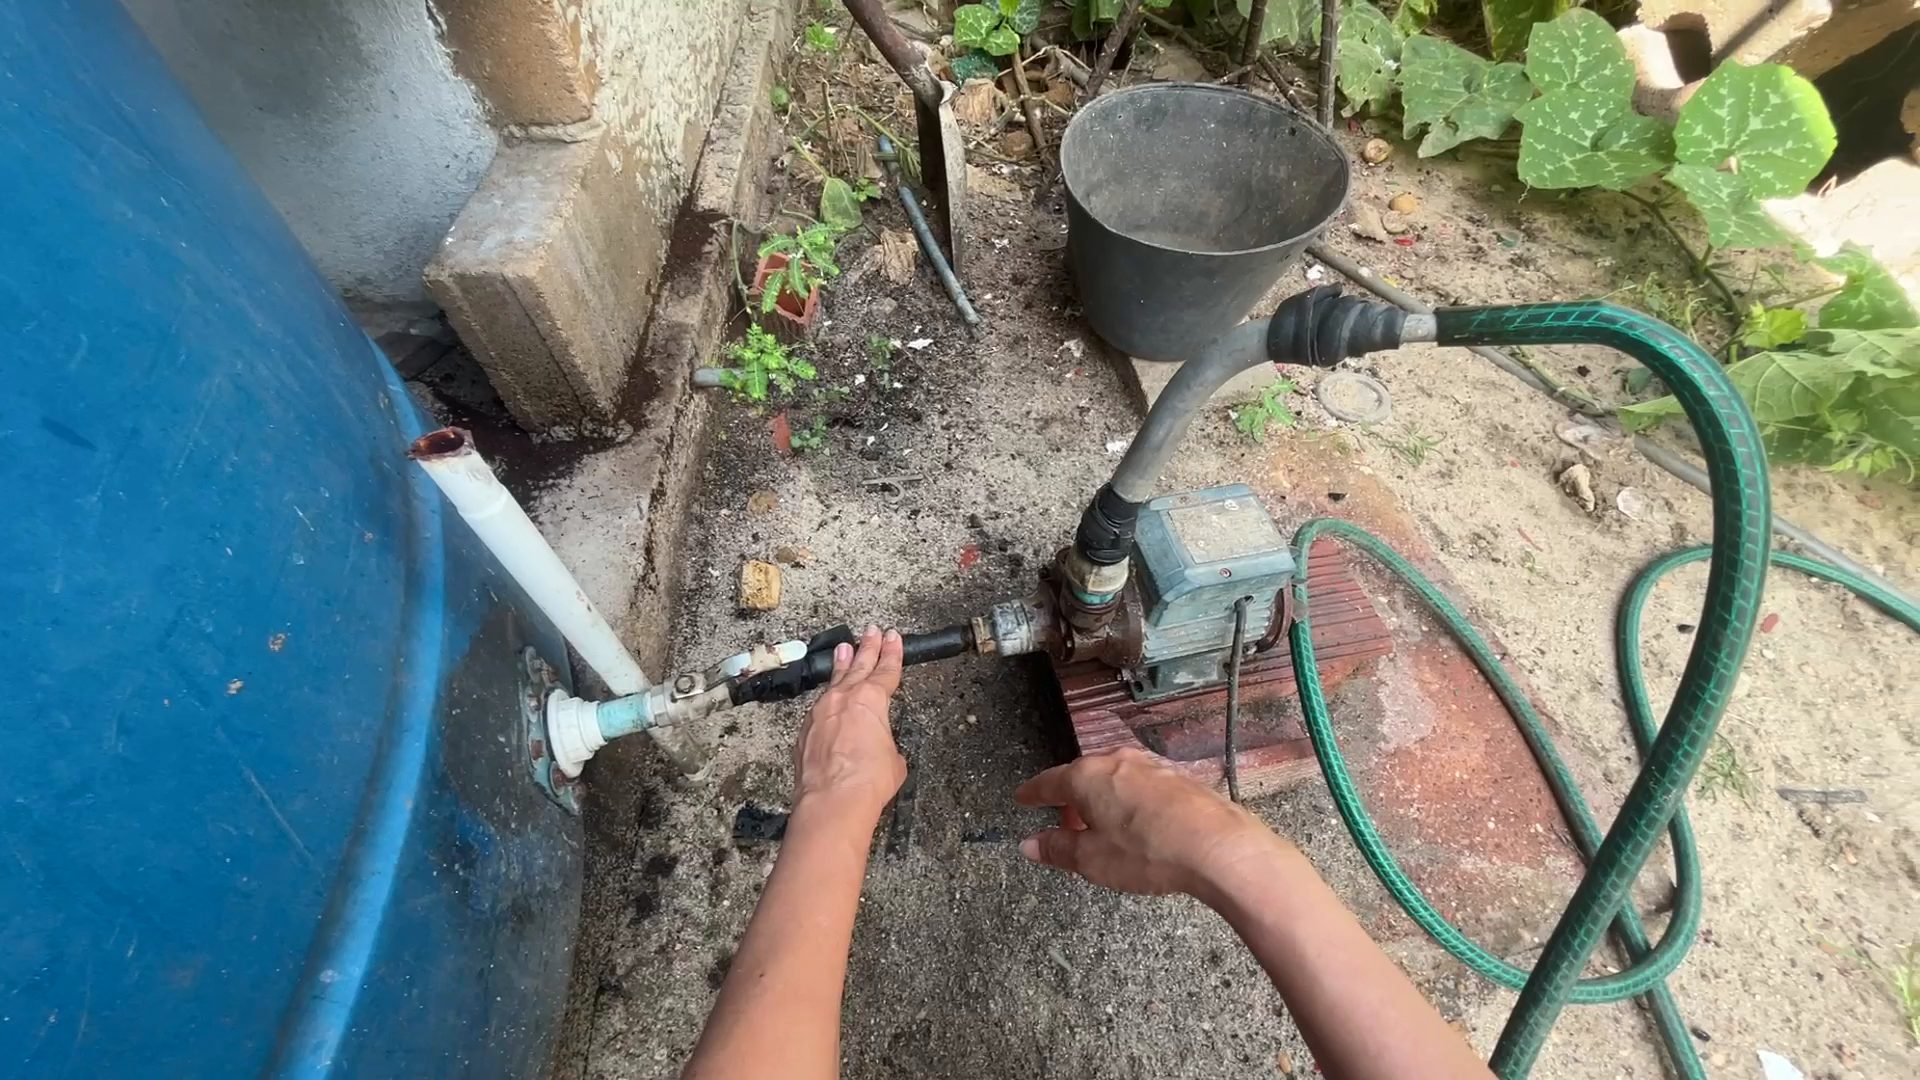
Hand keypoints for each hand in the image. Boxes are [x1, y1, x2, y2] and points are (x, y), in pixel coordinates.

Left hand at [795, 625, 906, 818]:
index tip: (894, 637)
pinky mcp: (805, 731)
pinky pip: (819, 707)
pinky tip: (828, 697)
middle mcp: (844, 698)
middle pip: (860, 665)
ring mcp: (821, 713)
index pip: (887, 669)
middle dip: (869, 647)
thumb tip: (879, 749)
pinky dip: (827, 698)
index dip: (893, 652)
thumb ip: (886, 745)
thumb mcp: (894, 760)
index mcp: (872, 699)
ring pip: (835, 680)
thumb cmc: (868, 780)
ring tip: (845, 648)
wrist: (832, 801)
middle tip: (873, 630)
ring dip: (842, 664)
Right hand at [1015, 747, 1284, 897]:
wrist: (1217, 845)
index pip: (1048, 782)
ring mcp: (1147, 765)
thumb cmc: (1147, 851)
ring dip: (1101, 802)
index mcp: (1085, 776)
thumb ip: (1057, 849)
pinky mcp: (1175, 776)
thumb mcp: (1092, 859)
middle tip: (1065, 828)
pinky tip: (1137, 825)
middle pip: (1081, 778)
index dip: (1033, 793)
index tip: (1022, 797)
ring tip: (1103, 831)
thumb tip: (1028, 844)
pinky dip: (1127, 801)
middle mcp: (1114, 760)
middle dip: (1070, 802)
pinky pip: (1138, 785)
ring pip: (1111, 779)